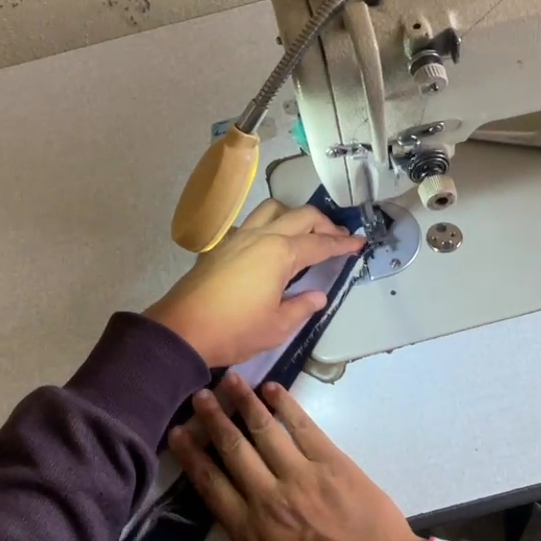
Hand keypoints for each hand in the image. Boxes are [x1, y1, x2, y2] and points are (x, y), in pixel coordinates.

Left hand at [146, 200, 362, 367]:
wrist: (182, 330)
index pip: (319, 243)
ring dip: (293, 215)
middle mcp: (261, 236)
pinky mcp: (220, 246)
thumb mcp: (277, 327)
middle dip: (323, 223)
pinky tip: (269, 244)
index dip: (342, 243)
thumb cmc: (234, 331)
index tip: (359, 242)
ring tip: (304, 232)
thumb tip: (318, 296)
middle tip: (337, 237)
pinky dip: (268, 225)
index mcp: (280, 253)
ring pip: (272, 210)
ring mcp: (237, 237)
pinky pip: (251, 223)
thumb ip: (301, 307)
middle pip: (300, 216)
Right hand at [169, 373, 424, 540]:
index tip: (176, 433)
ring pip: (263, 430)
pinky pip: (303, 426)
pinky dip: (285, 404)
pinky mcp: (332, 462)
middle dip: (213, 419)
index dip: (191, 456)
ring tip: (229, 379)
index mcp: (252, 536)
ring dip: (244, 401)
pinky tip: (272, 389)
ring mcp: (302, 476)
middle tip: (199, 395)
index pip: (211, 485)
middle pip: (232, 449)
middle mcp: (269, 499)